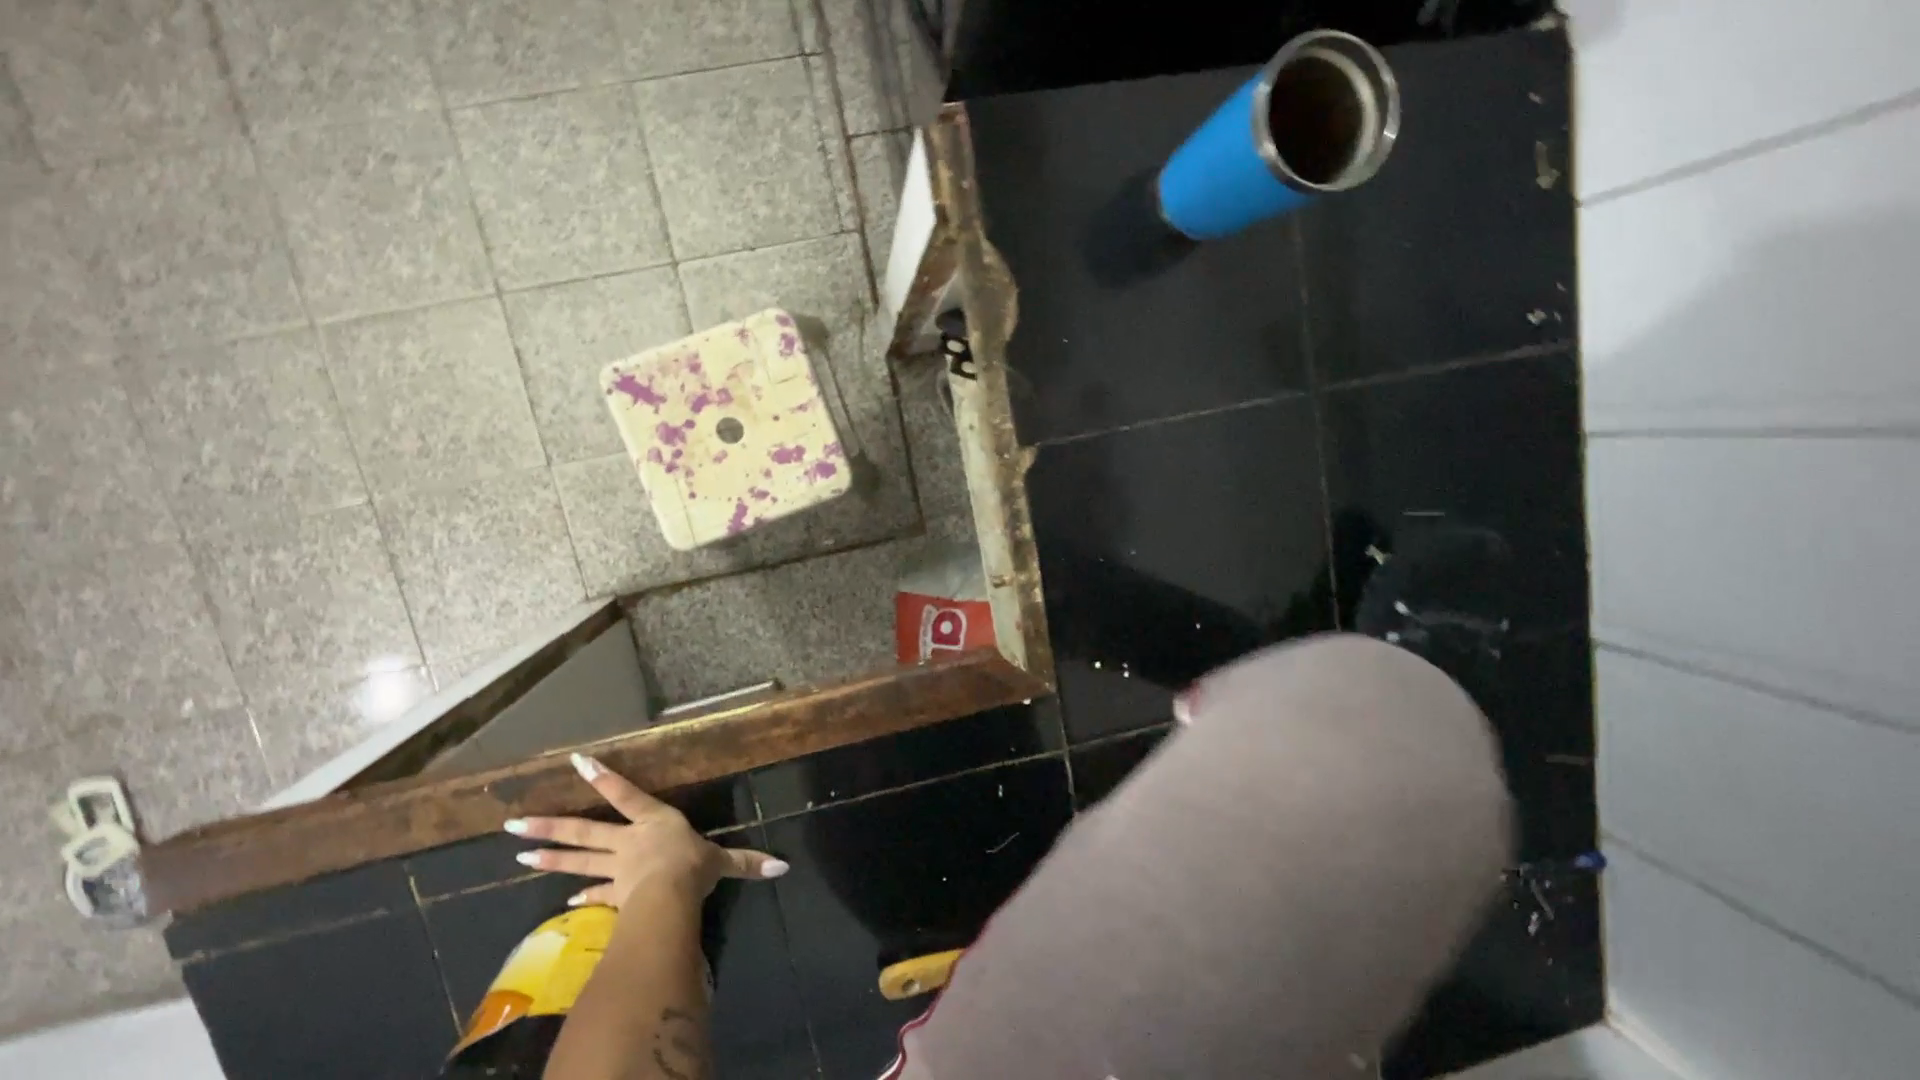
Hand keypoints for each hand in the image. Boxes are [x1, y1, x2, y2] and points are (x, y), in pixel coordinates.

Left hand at [504, 753, 788, 908]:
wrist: (670, 898)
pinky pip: (596, 895)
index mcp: (654, 822)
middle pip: (584, 830)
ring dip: (550, 857)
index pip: (625, 795)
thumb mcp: (722, 861)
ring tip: (520, 855)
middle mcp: (627, 841)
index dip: (602, 777)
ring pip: (577, 860)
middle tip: (513, 823)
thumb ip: (747, 862)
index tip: (576, 760)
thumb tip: (783, 865)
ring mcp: (615, 870)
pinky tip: (566, 904)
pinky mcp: (614, 896)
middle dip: (550, 825)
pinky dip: (582, 899)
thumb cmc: (692, 867)